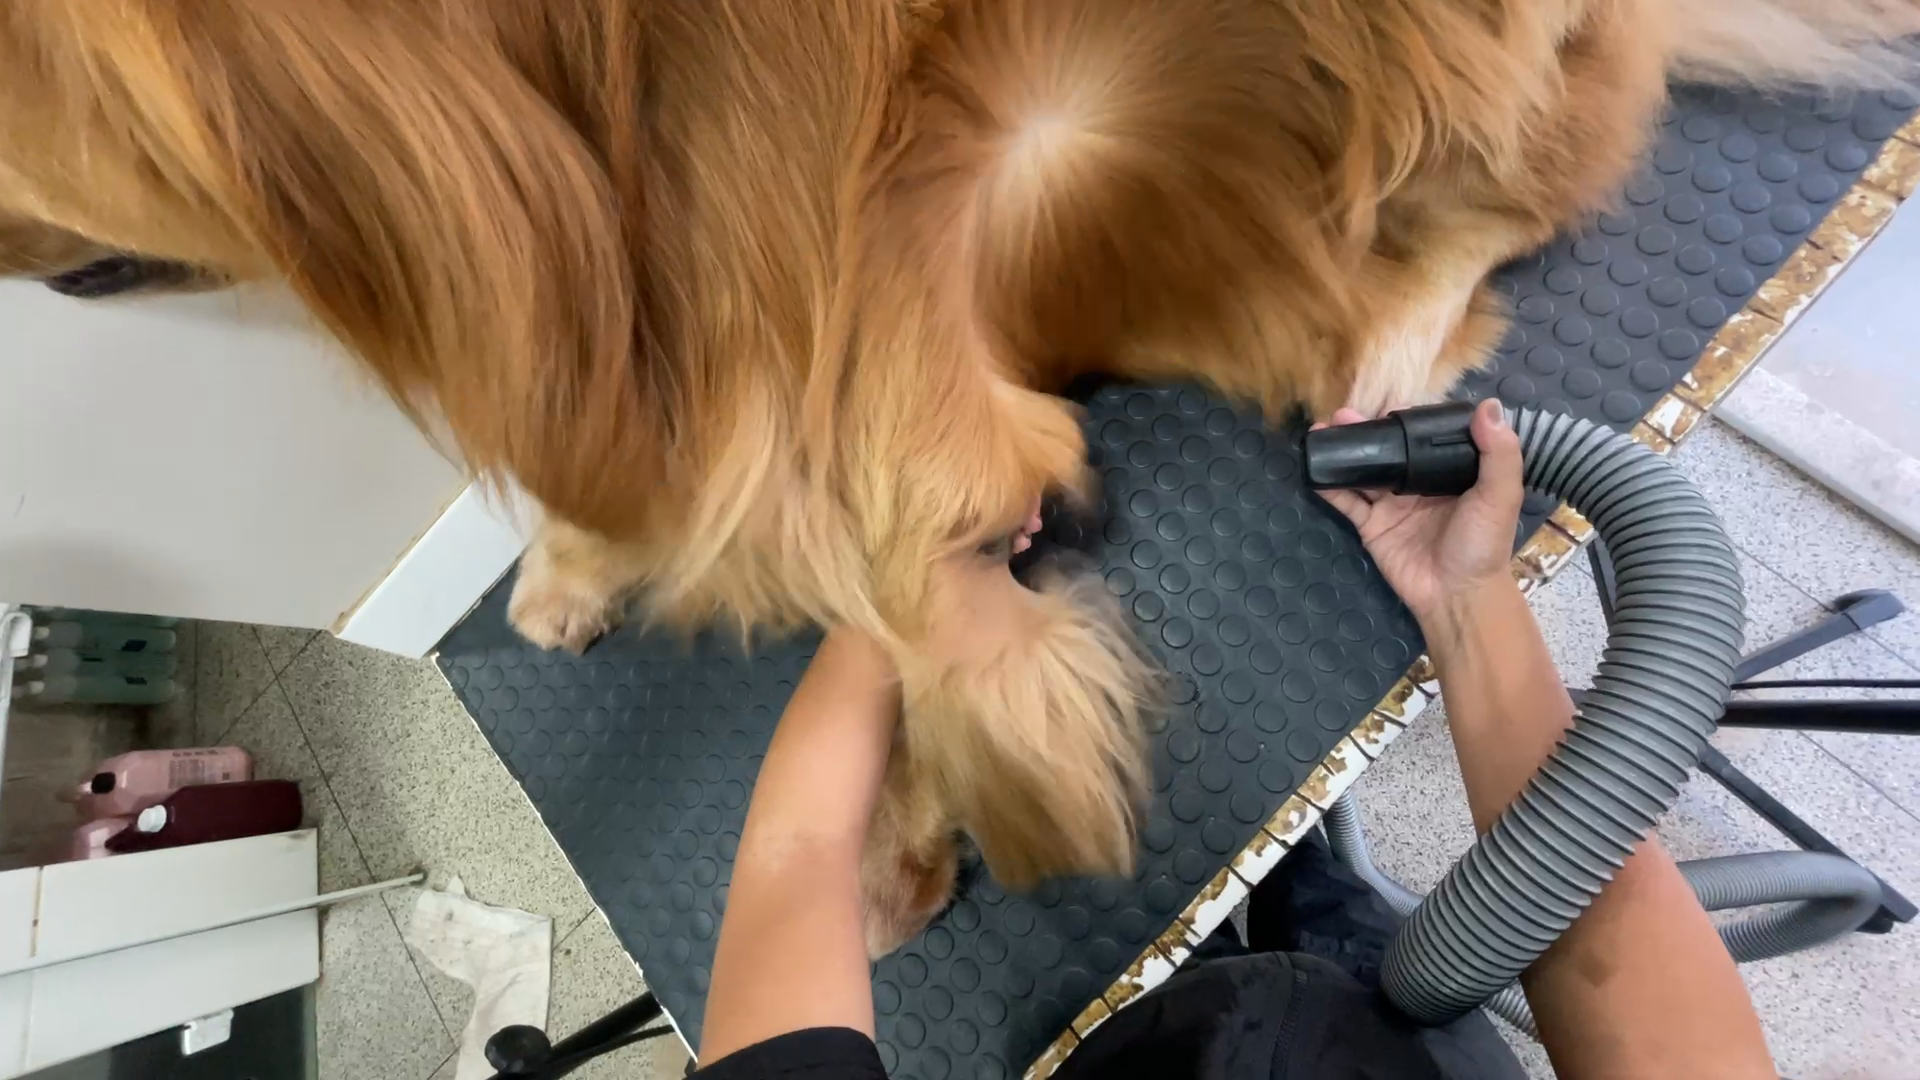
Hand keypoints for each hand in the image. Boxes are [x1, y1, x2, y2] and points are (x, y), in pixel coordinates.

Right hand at [1313, 399, 1523, 638]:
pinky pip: (1346, 502)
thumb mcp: (1499, 495)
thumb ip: (1498, 452)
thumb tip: (1488, 405)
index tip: (1386, 407)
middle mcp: (1418, 485)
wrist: (1455, 593)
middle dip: (1364, 432)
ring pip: (1362, 472)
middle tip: (1341, 414)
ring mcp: (1390, 505)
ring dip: (1343, 453)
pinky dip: (1330, 487)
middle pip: (1387, 452)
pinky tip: (1316, 471)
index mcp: (1450, 473)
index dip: (1405, 421)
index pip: (1424, 439)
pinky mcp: (1370, 525)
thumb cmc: (1483, 543)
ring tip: (1322, 432)